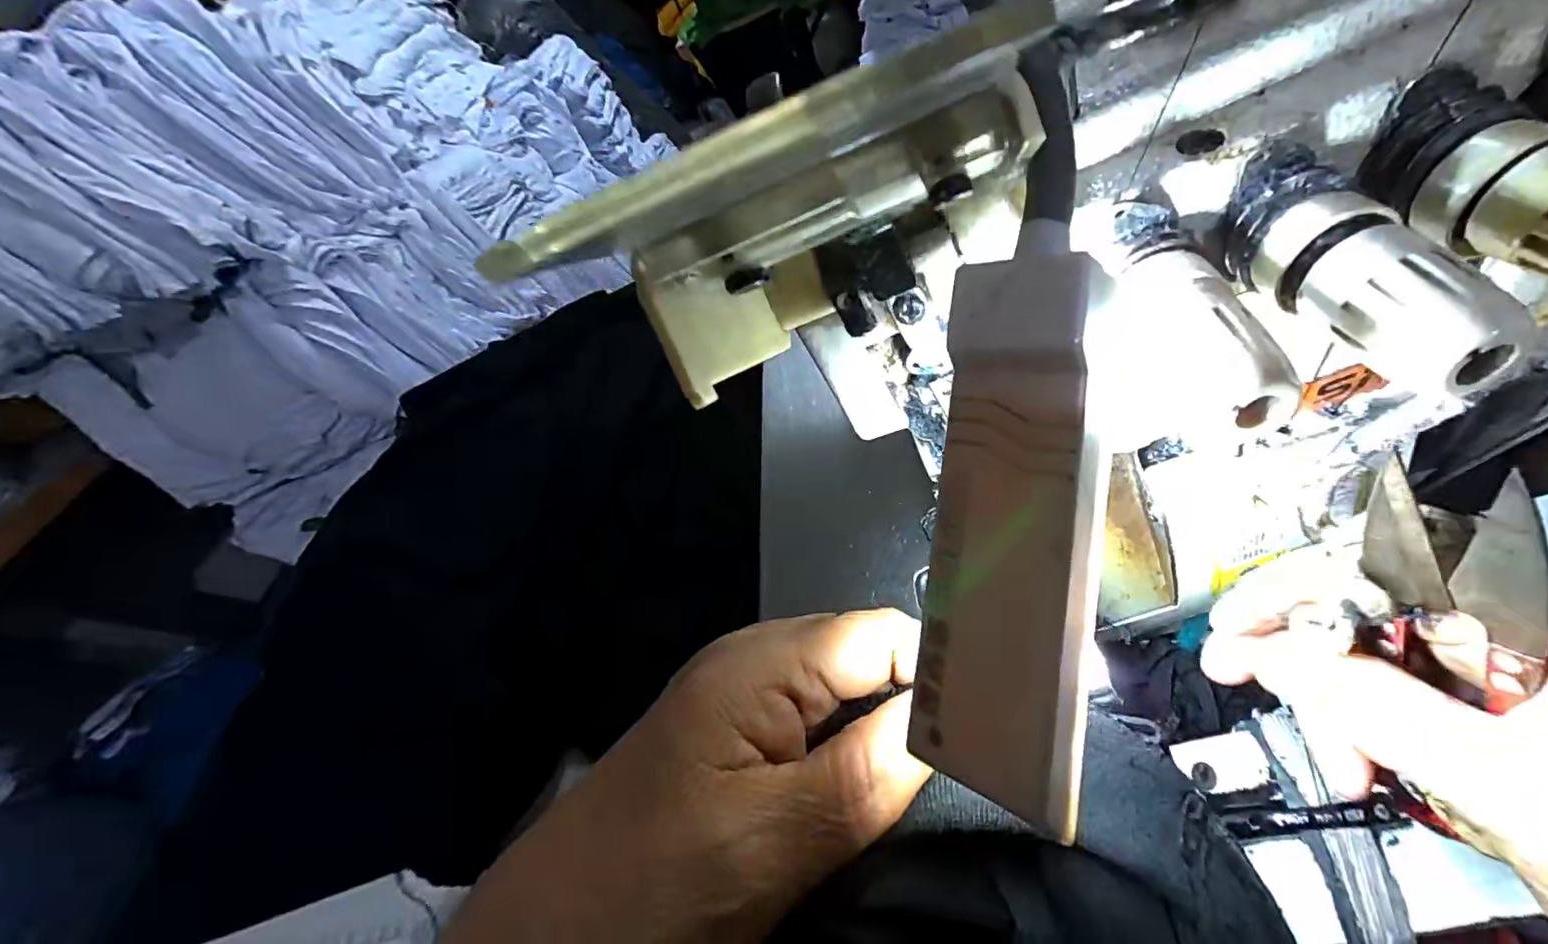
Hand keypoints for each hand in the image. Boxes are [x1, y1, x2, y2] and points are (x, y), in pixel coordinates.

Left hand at [445, 610, 933, 942]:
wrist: (553, 927)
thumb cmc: (655, 880)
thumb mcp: (768, 839)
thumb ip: (863, 774)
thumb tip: (945, 721)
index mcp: (761, 662)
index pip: (879, 633)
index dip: (938, 665)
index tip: (994, 718)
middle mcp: (754, 658)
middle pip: (864, 653)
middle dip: (916, 696)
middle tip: (973, 754)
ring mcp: (742, 693)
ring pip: (844, 686)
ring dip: (886, 722)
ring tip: (934, 766)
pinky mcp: (737, 728)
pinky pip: (815, 716)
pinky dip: (851, 740)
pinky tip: (870, 776)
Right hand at [1202, 570, 1547, 943]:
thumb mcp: (1532, 803)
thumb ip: (1391, 716)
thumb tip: (1280, 656)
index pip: (1390, 577)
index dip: (1302, 594)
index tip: (1238, 625)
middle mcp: (1521, 634)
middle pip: (1367, 615)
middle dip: (1308, 658)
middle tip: (1243, 674)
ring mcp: (1501, 672)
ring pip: (1365, 656)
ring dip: (1329, 704)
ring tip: (1338, 761)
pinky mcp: (1483, 710)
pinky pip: (1385, 694)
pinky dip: (1354, 725)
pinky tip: (1358, 757)